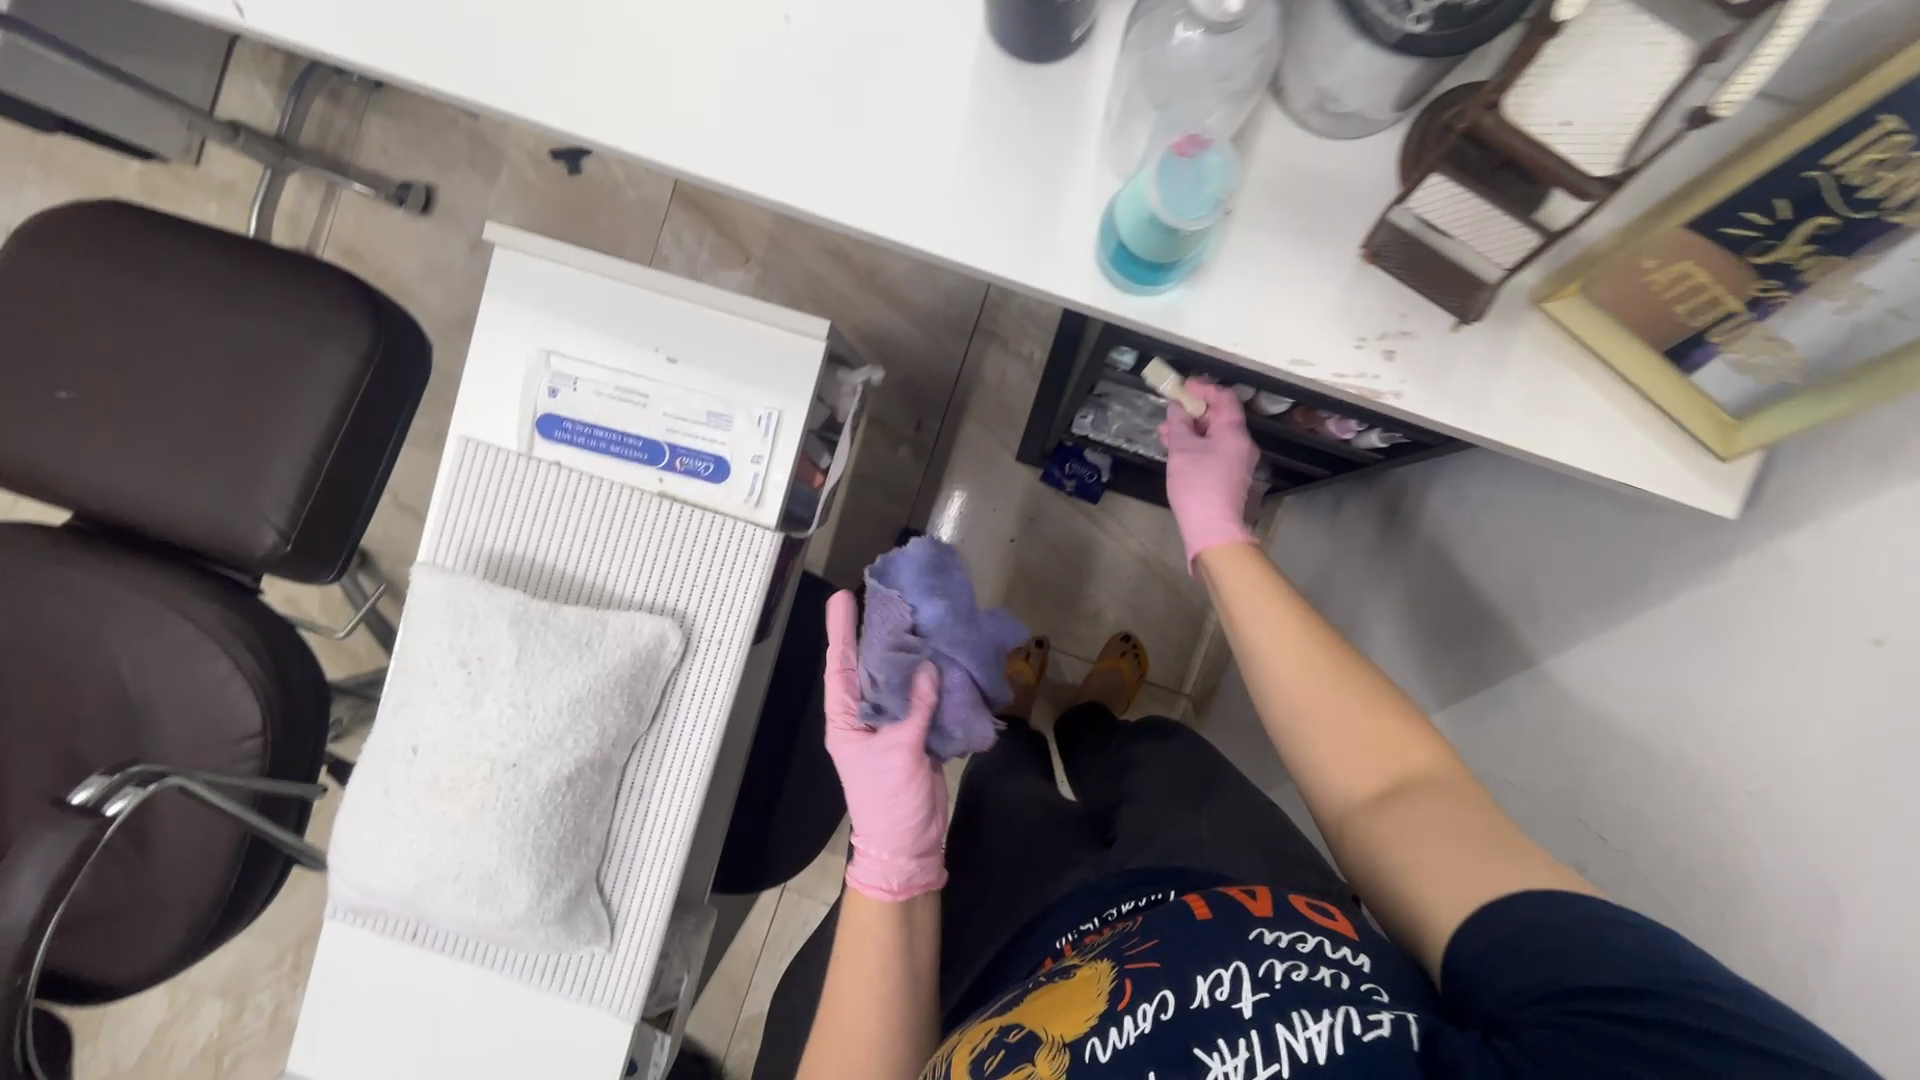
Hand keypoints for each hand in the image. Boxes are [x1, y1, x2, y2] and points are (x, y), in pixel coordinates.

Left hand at [823, 590, 947, 901]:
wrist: (909, 843)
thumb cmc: (888, 801)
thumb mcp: (898, 752)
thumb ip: (914, 709)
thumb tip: (928, 666)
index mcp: (847, 718)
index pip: (840, 667)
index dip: (841, 632)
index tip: (843, 597)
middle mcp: (865, 714)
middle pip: (870, 666)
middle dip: (878, 633)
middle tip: (891, 596)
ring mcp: (892, 723)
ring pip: (899, 679)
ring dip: (909, 653)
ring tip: (920, 617)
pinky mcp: (917, 733)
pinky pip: (923, 699)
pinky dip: (933, 680)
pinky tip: (944, 655)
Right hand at [1159, 380, 1259, 572]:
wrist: (1212, 527)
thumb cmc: (1198, 484)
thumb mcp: (1182, 450)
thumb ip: (1179, 424)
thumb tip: (1177, 407)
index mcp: (1235, 431)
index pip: (1225, 398)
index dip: (1204, 389)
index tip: (1183, 387)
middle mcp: (1242, 444)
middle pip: (1220, 417)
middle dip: (1193, 411)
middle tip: (1170, 411)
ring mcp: (1237, 461)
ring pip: (1214, 436)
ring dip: (1191, 430)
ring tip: (1166, 432)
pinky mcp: (1229, 476)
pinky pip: (1214, 451)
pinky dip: (1196, 446)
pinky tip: (1177, 450)